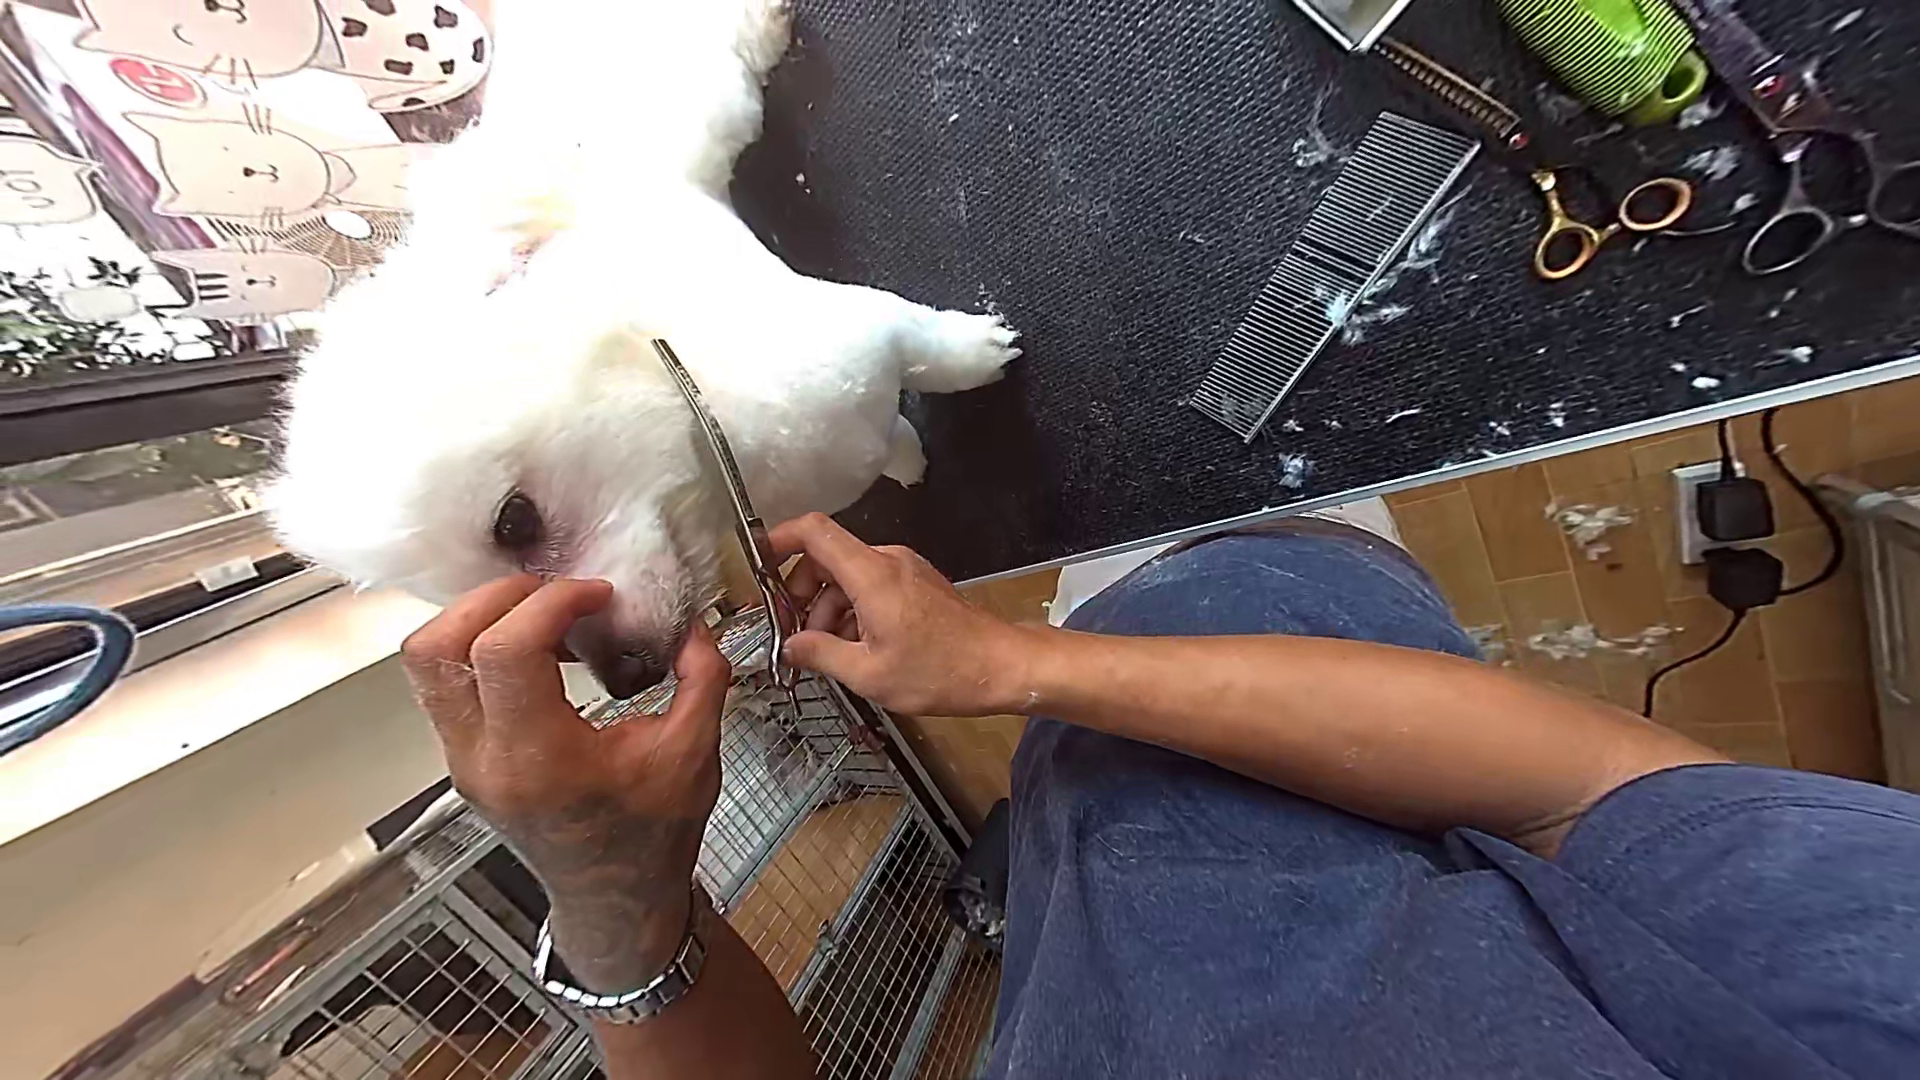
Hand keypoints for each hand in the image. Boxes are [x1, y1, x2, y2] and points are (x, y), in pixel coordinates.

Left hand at [401, 575, 730, 991]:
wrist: (616, 894)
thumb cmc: (656, 831)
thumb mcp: (697, 750)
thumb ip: (704, 677)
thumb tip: (693, 625)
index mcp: (540, 758)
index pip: (503, 652)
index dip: (551, 602)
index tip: (600, 594)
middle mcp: (484, 757)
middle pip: (436, 648)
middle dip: (497, 597)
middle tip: (559, 589)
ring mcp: (464, 759)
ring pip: (428, 662)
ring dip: (485, 617)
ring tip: (551, 610)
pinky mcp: (467, 756)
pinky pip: (449, 681)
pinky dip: (488, 643)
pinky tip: (547, 645)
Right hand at [770, 513, 1037, 716]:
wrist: (999, 665)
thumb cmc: (940, 671)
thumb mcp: (869, 673)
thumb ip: (821, 654)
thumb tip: (790, 647)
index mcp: (871, 574)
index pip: (814, 531)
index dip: (779, 539)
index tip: (757, 564)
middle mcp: (887, 561)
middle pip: (826, 557)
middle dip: (801, 593)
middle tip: (794, 633)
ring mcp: (904, 569)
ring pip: (848, 575)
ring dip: (828, 607)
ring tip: (828, 650)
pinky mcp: (915, 582)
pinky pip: (870, 584)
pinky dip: (853, 608)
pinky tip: (856, 645)